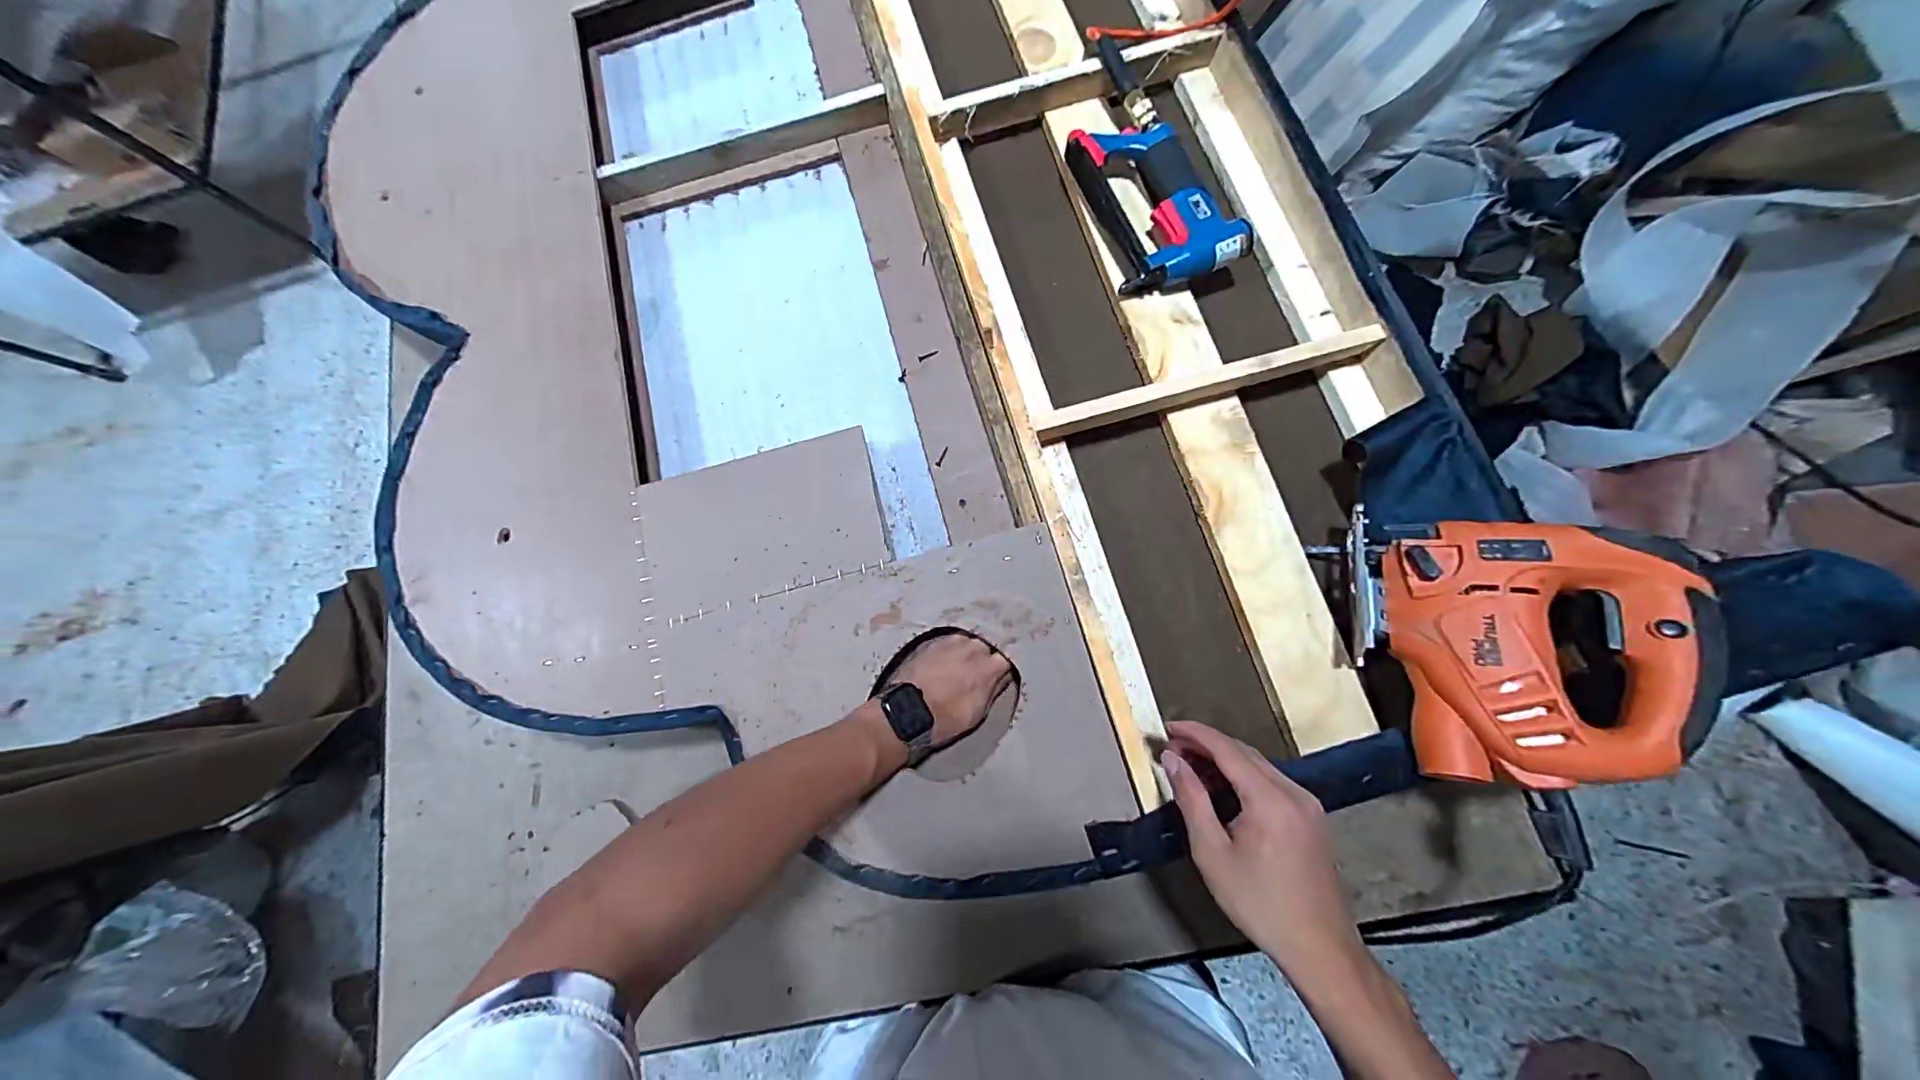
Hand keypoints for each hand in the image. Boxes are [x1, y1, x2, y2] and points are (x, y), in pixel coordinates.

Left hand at [884, 632, 1014, 744]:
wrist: (909, 709)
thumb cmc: (946, 717)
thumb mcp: (977, 713)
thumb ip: (992, 690)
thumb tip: (999, 680)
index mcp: (989, 667)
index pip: (1005, 662)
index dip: (1000, 671)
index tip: (997, 679)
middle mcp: (973, 649)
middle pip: (985, 649)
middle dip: (982, 660)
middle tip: (974, 676)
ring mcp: (952, 643)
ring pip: (966, 644)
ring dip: (964, 653)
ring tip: (956, 670)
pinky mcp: (933, 644)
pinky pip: (947, 644)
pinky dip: (947, 652)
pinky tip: (941, 665)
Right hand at [1162, 720, 1363, 977]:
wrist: (1318, 947)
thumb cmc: (1262, 905)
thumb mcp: (1212, 852)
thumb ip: (1191, 799)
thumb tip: (1174, 762)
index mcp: (1270, 800)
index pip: (1226, 748)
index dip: (1194, 733)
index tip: (1169, 729)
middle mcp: (1294, 794)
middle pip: (1244, 752)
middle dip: (1207, 745)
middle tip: (1175, 750)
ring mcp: (1308, 805)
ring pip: (1259, 766)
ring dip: (1225, 760)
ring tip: (1193, 769)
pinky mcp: (1312, 818)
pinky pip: (1274, 782)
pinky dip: (1245, 777)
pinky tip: (1225, 790)